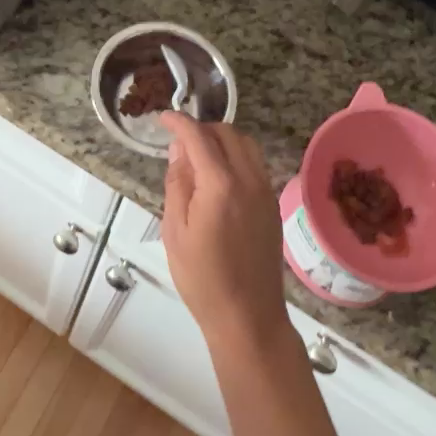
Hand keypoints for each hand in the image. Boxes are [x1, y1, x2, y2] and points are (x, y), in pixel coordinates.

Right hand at [158, 113, 289, 348]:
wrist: (248, 317)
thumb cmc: (203, 279)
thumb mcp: (175, 231)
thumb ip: (177, 185)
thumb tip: (178, 152)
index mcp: (220, 185)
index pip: (198, 137)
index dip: (179, 122)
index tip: (163, 118)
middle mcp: (248, 179)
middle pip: (227, 134)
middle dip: (202, 129)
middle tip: (179, 142)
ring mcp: (265, 191)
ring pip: (246, 145)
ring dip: (222, 140)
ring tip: (199, 157)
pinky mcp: (273, 205)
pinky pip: (255, 165)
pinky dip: (236, 157)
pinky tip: (219, 177)